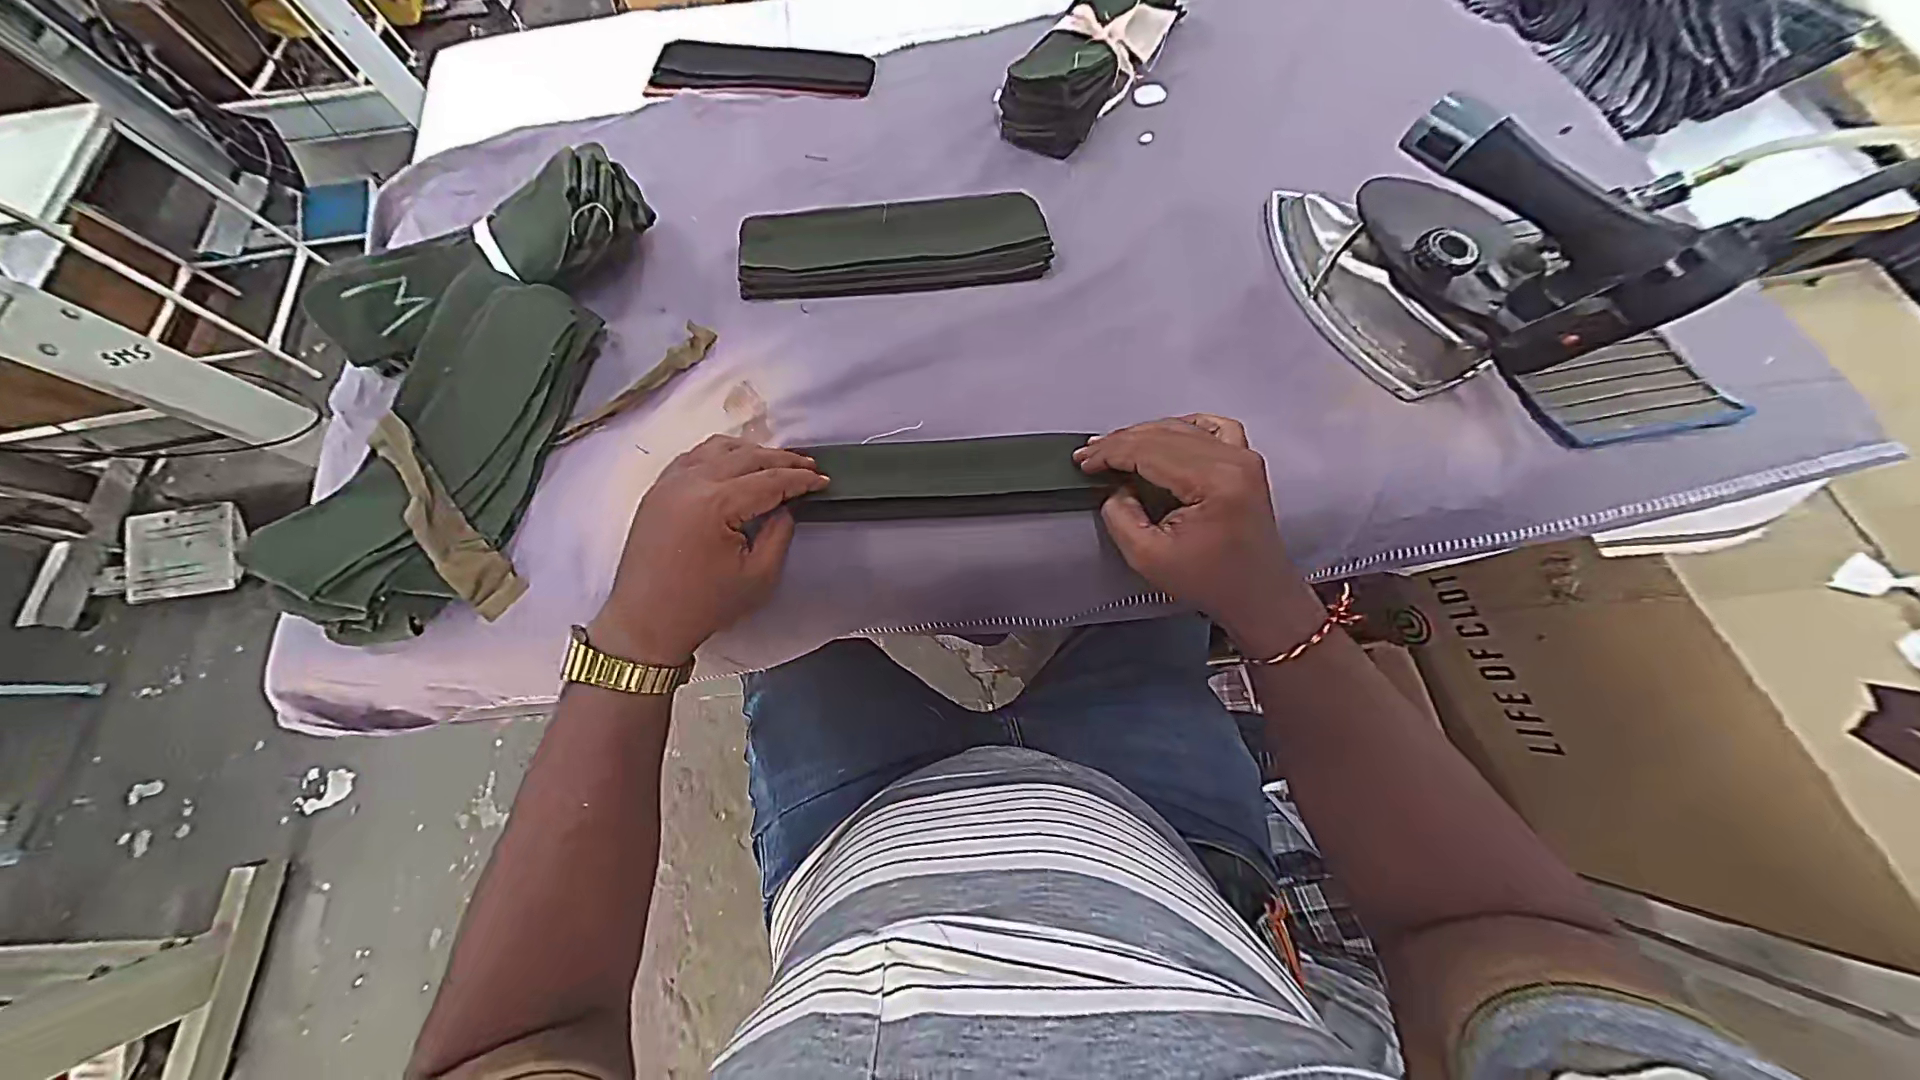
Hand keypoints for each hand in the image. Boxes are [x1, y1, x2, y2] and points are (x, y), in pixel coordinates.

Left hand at [589, 435, 827, 665]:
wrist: (646, 621)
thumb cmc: (705, 604)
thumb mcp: (760, 575)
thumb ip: (780, 533)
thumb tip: (785, 507)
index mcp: (716, 503)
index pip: (770, 480)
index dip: (801, 480)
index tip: (823, 481)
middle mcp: (691, 483)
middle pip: (747, 457)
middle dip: (783, 460)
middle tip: (809, 467)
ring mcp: (670, 482)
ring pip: (719, 448)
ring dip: (752, 452)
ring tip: (777, 463)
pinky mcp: (658, 490)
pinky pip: (694, 456)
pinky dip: (721, 454)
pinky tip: (736, 464)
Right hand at [1075, 415, 1324, 657]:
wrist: (1258, 596)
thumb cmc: (1212, 582)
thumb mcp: (1148, 557)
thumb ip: (1121, 517)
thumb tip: (1115, 489)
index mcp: (1215, 481)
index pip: (1149, 450)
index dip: (1110, 453)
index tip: (1083, 462)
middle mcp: (1234, 460)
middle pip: (1164, 434)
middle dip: (1120, 442)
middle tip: (1089, 456)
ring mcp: (1243, 457)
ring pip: (1182, 427)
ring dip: (1143, 435)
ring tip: (1113, 449)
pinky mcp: (1244, 462)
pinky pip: (1211, 428)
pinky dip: (1180, 428)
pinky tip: (1161, 437)